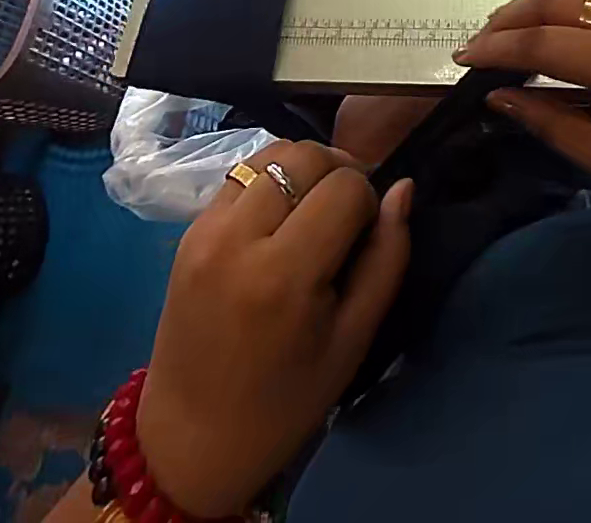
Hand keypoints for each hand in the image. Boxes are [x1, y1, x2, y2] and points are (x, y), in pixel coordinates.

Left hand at [137, 142, 411, 516]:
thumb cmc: (287, 398)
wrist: (190, 437)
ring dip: (306, 168)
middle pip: (307, 156)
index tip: (366, 235)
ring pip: (273, 153)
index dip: (369, 202)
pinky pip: (243, 173)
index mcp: (283, 275)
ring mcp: (204, 229)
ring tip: (316, 206)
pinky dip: (274, 178)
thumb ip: (388, 255)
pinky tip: (282, 215)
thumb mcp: (355, 336)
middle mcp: (237, 238)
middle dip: (341, 172)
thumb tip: (403, 188)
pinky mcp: (188, 229)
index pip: (346, 188)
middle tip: (349, 211)